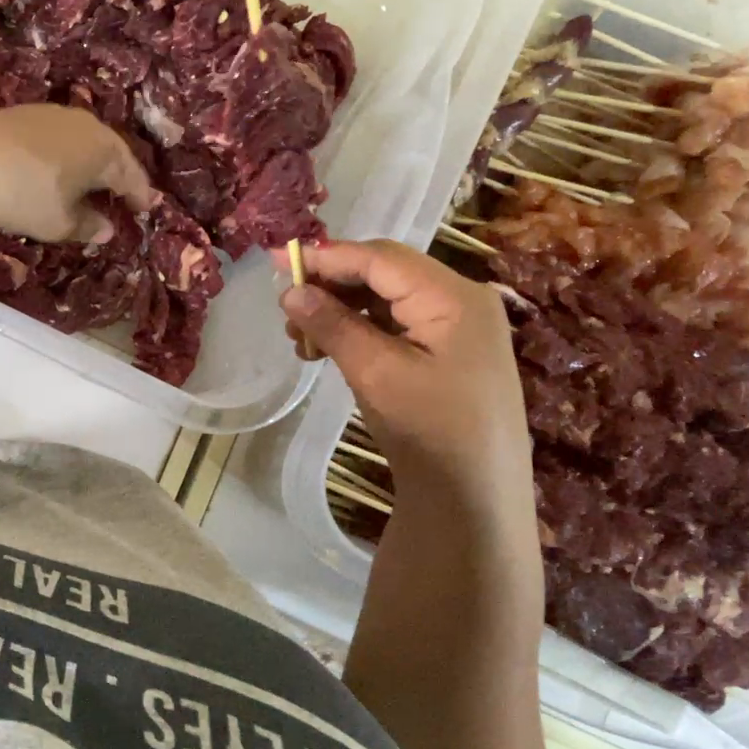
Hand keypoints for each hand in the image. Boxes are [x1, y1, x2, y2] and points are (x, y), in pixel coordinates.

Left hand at [0, 104, 154, 240]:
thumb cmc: (26, 197)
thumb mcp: (59, 223)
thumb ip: (87, 226)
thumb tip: (107, 230)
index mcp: (104, 150)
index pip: (130, 175)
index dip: (139, 194)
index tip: (145, 209)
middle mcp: (84, 124)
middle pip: (108, 151)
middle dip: (116, 174)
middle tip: (120, 193)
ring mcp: (52, 114)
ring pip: (80, 139)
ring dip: (86, 160)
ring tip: (86, 180)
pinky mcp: (22, 113)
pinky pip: (53, 136)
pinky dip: (59, 153)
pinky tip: (51, 166)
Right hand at [278, 239, 533, 523]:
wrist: (473, 493)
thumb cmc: (430, 427)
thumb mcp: (375, 372)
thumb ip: (333, 325)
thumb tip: (290, 291)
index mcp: (452, 296)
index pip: (379, 259)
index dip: (325, 256)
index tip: (275, 261)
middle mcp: (458, 299)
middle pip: (382, 272)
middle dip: (330, 284)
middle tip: (286, 309)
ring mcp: (454, 325)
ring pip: (382, 296)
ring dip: (337, 308)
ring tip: (300, 339)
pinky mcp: (444, 349)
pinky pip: (391, 321)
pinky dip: (355, 328)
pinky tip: (326, 350)